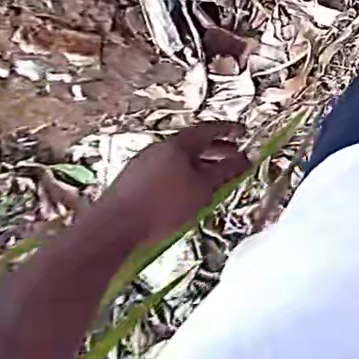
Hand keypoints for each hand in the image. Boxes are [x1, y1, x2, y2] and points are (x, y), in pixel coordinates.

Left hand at [92, 122, 250, 234]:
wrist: (113, 229)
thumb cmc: (164, 205)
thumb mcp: (203, 189)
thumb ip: (226, 172)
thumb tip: (245, 160)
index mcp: (178, 144)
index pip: (209, 129)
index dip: (229, 130)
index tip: (244, 133)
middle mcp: (160, 148)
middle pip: (193, 143)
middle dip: (217, 149)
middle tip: (234, 156)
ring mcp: (143, 163)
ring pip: (179, 158)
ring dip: (200, 164)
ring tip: (214, 177)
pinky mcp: (132, 181)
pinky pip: (166, 170)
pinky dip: (183, 174)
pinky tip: (188, 191)